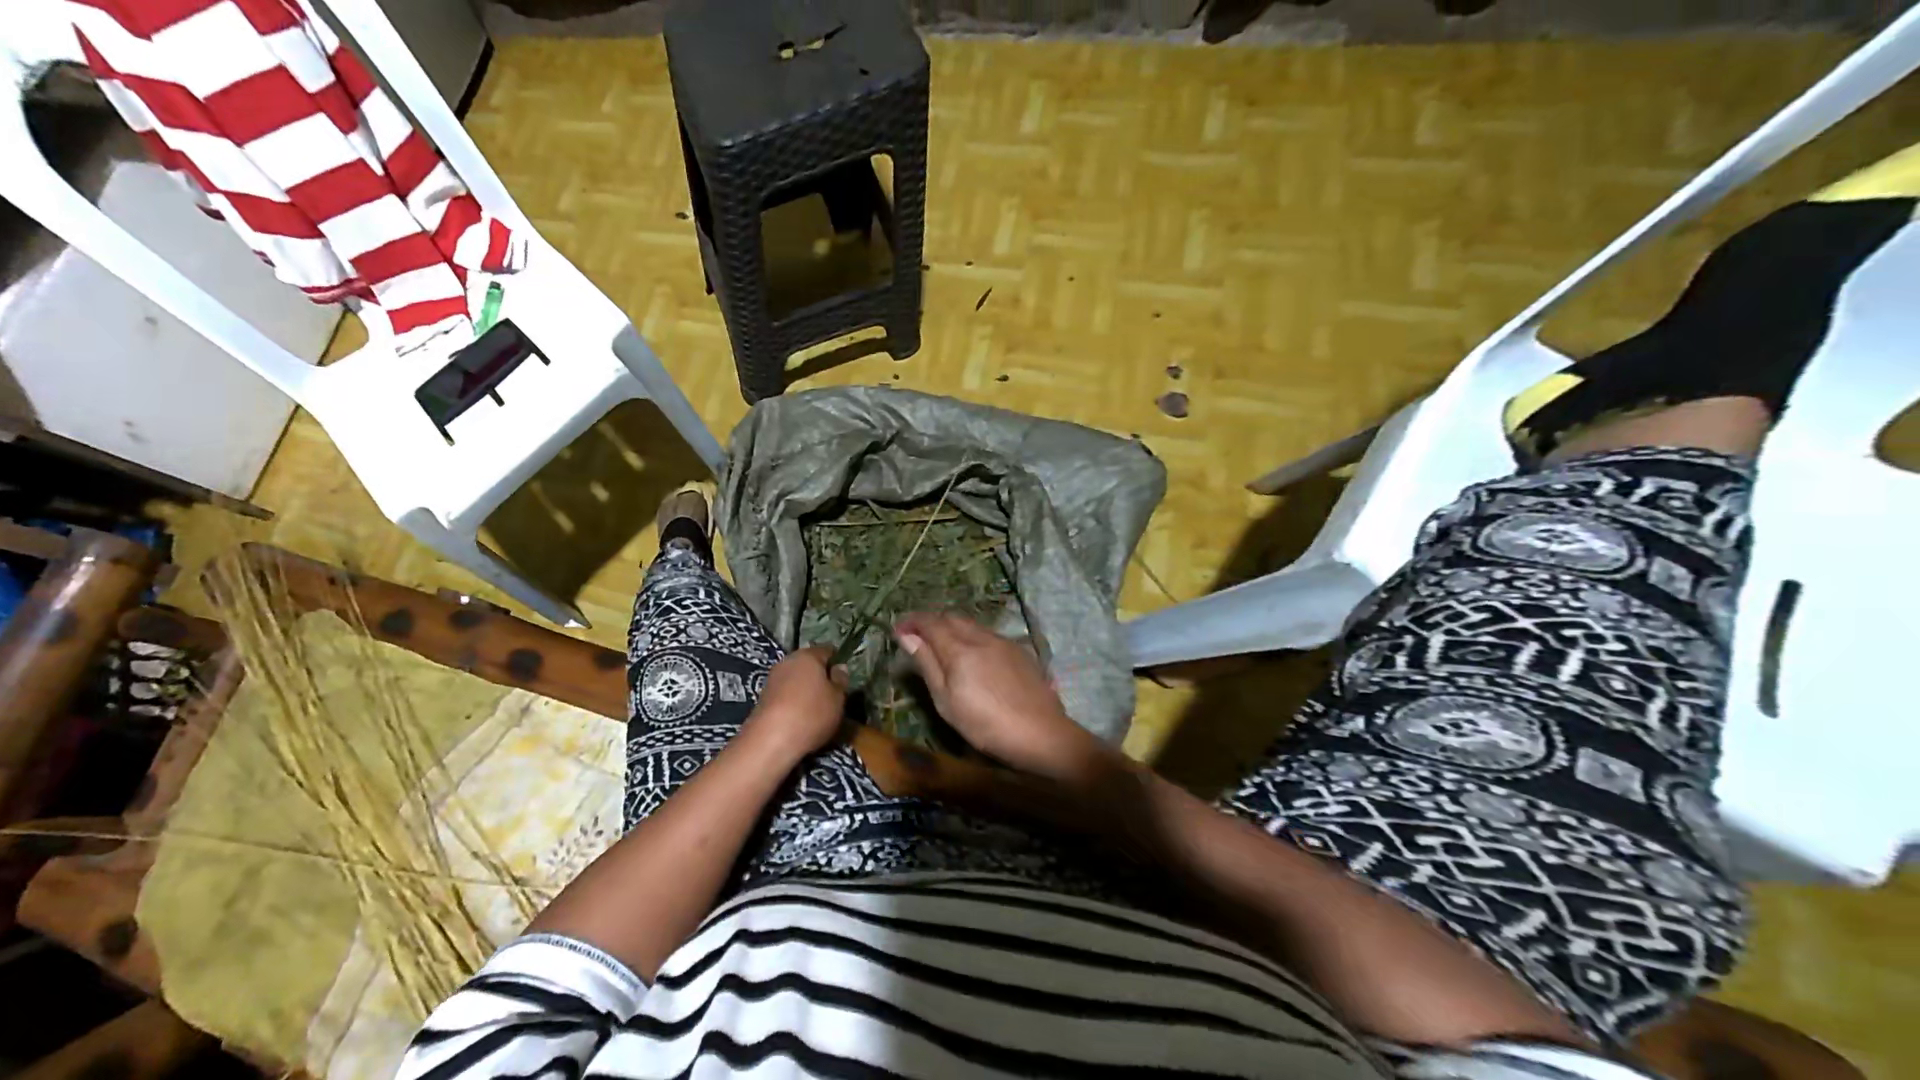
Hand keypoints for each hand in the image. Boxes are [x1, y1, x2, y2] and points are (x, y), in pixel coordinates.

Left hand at [743, 647, 847, 763]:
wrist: (770, 741)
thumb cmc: (811, 714)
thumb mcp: (837, 698)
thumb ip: (840, 680)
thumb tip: (839, 667)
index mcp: (808, 655)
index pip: (828, 650)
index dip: (838, 662)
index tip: (844, 679)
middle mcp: (788, 661)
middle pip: (809, 664)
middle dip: (820, 676)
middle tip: (832, 696)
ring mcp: (772, 679)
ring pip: (795, 679)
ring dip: (805, 690)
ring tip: (816, 710)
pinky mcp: (763, 697)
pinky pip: (785, 694)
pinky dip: (793, 701)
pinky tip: (799, 718)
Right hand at [893, 612, 1113, 783]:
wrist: (1041, 734)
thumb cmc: (985, 725)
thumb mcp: (946, 701)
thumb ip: (927, 665)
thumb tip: (907, 637)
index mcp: (959, 649)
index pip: (930, 622)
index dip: (911, 622)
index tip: (898, 630)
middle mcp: (982, 637)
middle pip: (952, 617)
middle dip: (931, 622)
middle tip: (917, 639)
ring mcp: (1004, 642)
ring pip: (972, 625)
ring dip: (952, 628)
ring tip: (943, 647)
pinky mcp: (1019, 651)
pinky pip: (988, 635)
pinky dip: (972, 637)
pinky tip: (973, 658)